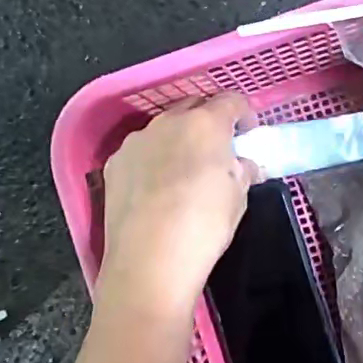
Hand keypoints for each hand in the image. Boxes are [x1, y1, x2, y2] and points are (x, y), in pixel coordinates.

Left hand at [98, 92, 261, 322]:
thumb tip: (242, 165)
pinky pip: (142, 152)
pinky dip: (154, 160)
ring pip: (165, 130)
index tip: (249, 134)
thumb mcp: (238, 198)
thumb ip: (243, 171)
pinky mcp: (114, 164)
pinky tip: (158, 190)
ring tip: (186, 173)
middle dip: (210, 122)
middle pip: (195, 107)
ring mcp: (136, 141)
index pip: (232, 101)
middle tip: (220, 151)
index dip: (245, 114)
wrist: (150, 261)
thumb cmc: (205, 225)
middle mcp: (168, 122)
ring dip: (179, 141)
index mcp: (205, 123)